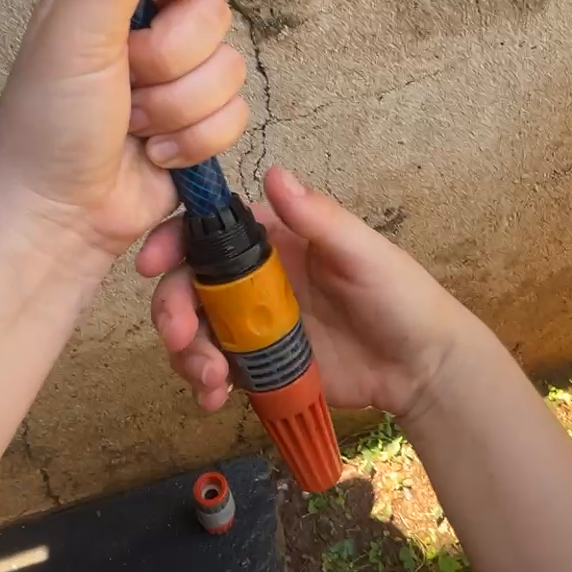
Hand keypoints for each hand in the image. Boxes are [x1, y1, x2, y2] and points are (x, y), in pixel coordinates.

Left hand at [0, 0, 249, 261]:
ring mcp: (180, 81)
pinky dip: (195, 142)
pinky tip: (155, 154)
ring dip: (179, 110)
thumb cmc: (50, 121)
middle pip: (216, 18)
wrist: (61, 213)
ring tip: (134, 127)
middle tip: (123, 85)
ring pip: (230, 73)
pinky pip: (236, 117)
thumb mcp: (76, 29)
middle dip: (170, 63)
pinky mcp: (201, 125)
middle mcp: (153, 31)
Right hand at [136, 166, 487, 420]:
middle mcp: (256, 279)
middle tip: (180, 338)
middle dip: (172, 309)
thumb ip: (319, 218)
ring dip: (187, 353)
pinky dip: (204, 382)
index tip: (152, 264)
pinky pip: (215, 368)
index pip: (211, 231)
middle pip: (190, 284)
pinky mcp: (258, 364)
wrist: (420, 367)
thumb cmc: (398, 295)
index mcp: (276, 240)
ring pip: (195, 330)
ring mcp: (254, 324)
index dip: (173, 242)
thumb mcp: (363, 253)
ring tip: (212, 380)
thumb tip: (274, 172)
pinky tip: (215, 398)